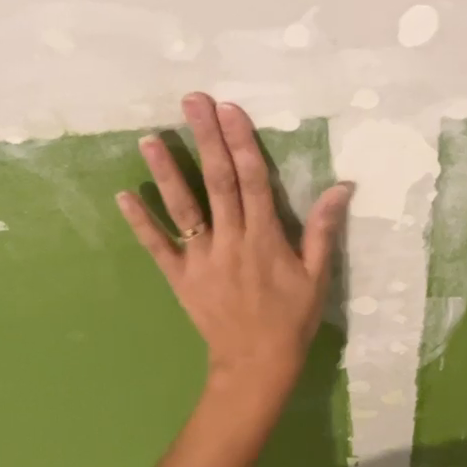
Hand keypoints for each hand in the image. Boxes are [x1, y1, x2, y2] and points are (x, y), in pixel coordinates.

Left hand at [116, 93, 352, 391]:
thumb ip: (325, 230)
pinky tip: (124, 195)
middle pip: (217, 181)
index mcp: (265, 237)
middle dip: (205, 139)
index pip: (252, 179)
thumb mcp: (318, 276)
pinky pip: (157, 247)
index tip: (229, 109)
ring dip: (166, 172)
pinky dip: (141, 222)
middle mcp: (230, 240)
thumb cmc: (291, 319)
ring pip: (183, 208)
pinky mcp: (179, 277)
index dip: (241, 141)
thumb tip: (342, 186)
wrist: (256, 365)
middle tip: (192, 101)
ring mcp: (201, 258)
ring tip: (149, 138)